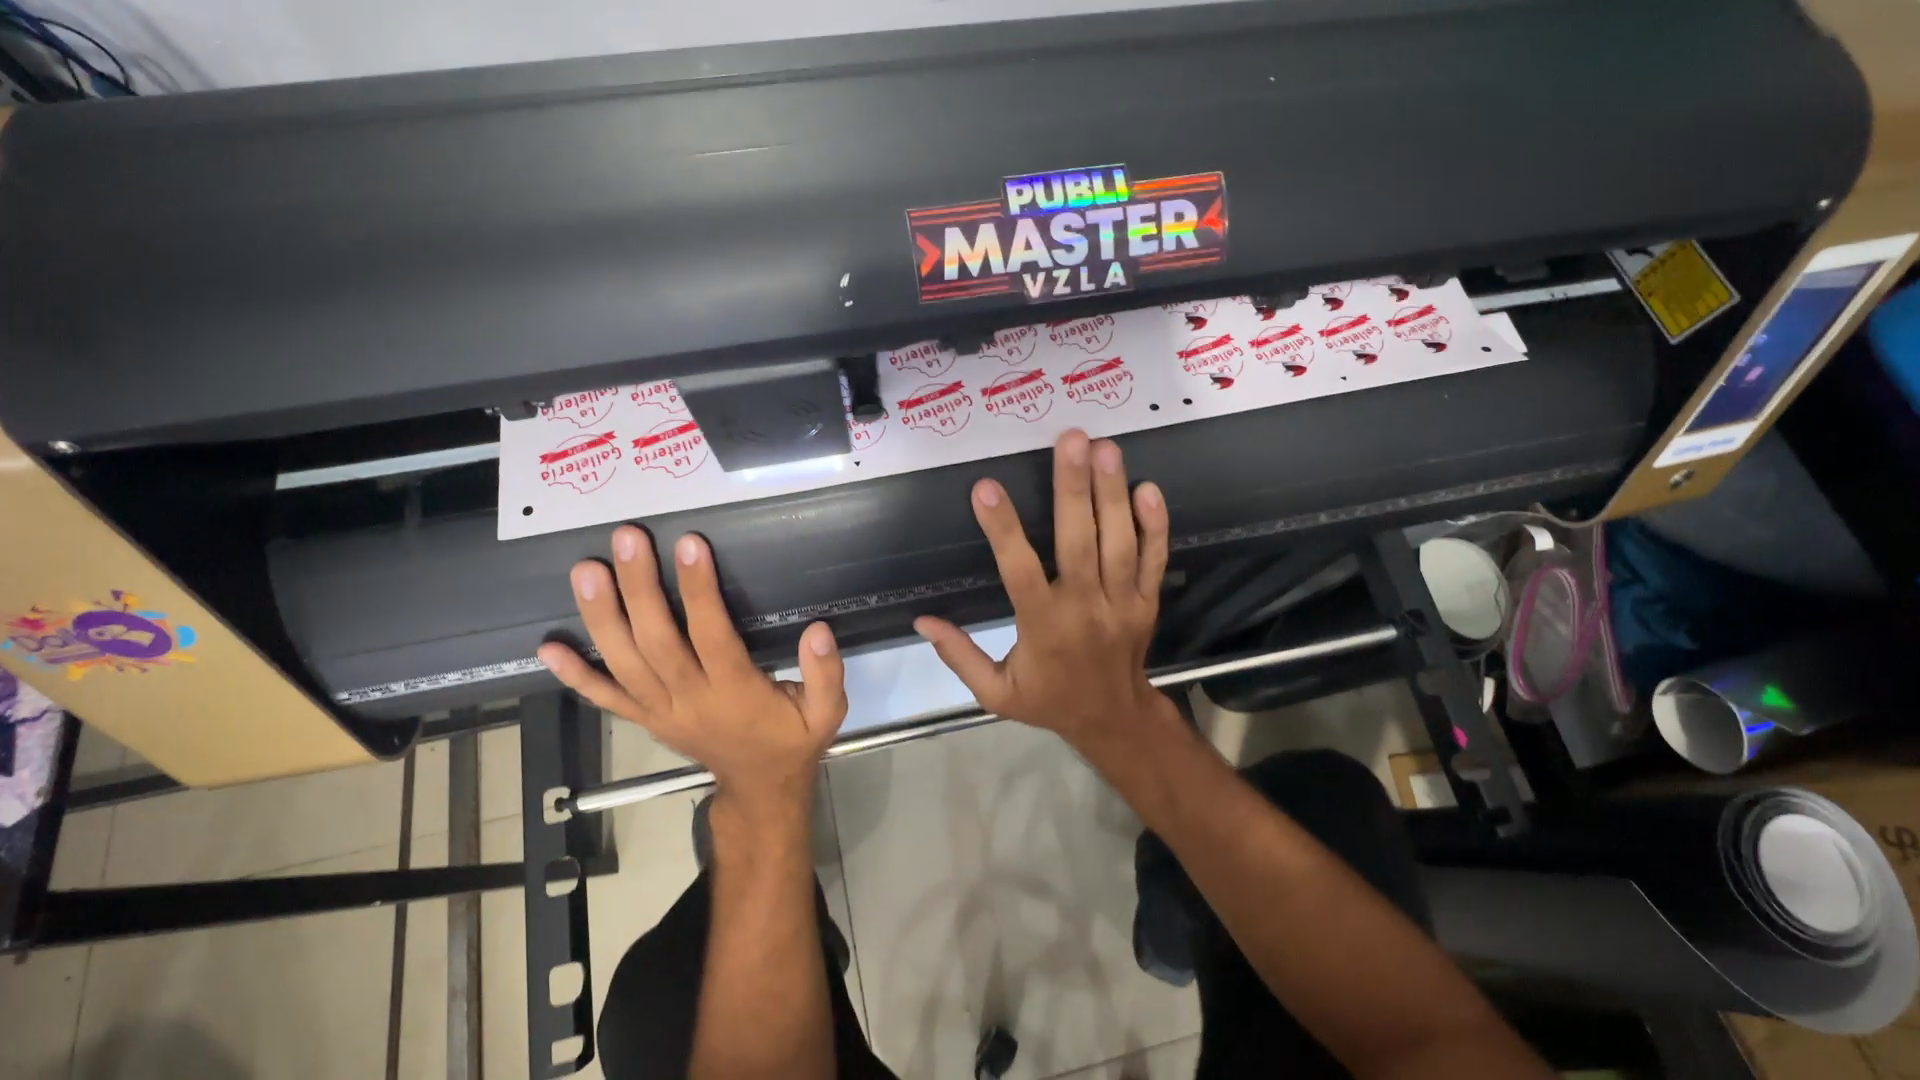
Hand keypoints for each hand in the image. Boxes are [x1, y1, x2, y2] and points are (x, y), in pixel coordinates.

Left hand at [538, 526, 847, 820]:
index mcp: (736, 693)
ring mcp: (661, 711)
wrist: (759, 791)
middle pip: (657, 641)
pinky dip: (576, 675)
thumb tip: (818, 630)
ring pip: (625, 663)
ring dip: (602, 617)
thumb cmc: (791, 742)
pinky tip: (549, 647)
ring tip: (585, 571)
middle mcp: (691, 699)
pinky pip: (606, 698)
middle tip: (626, 540)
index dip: (699, 590)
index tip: (689, 545)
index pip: (712, 635)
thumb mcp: (827, 714)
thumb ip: (826, 673)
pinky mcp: (645, 719)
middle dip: (639, 588)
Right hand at [914, 429, 1174, 751]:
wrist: (1113, 719)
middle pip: (1080, 543)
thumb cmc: (1048, 701)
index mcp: (1043, 627)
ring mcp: (1123, 603)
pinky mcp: (1147, 601)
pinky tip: (1149, 489)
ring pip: (1120, 543)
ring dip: (1113, 494)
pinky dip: (1156, 525)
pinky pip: (1155, 560)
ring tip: (1106, 449)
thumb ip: (960, 657)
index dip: (1003, 530)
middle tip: (1071, 439)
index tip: (985, 488)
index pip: (1020, 571)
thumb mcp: (995, 693)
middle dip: (1074, 489)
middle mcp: (1085, 608)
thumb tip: (923, 621)